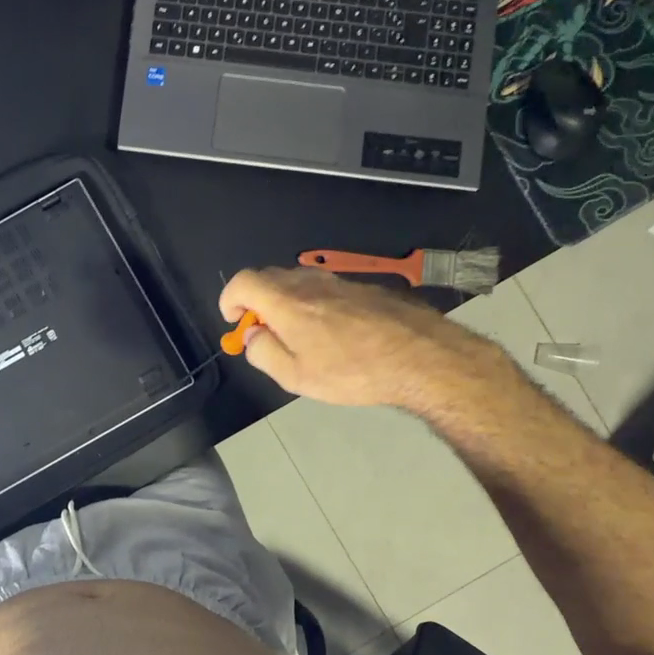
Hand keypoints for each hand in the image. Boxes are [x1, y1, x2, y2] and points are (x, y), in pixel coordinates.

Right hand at [218, 267, 513, 413]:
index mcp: (287, 302)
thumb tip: (252, 336)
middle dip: (256, 303)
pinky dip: (315, 306)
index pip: (243, 282)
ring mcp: (342, 283)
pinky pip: (327, 291)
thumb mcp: (295, 376)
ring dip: (286, 304)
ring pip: (300, 283)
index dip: (230, 299)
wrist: (423, 358)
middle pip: (269, 278)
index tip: (235, 322)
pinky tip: (333, 337)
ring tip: (298, 338)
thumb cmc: (353, 371)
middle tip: (263, 334)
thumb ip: (263, 352)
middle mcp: (312, 284)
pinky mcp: (366, 290)